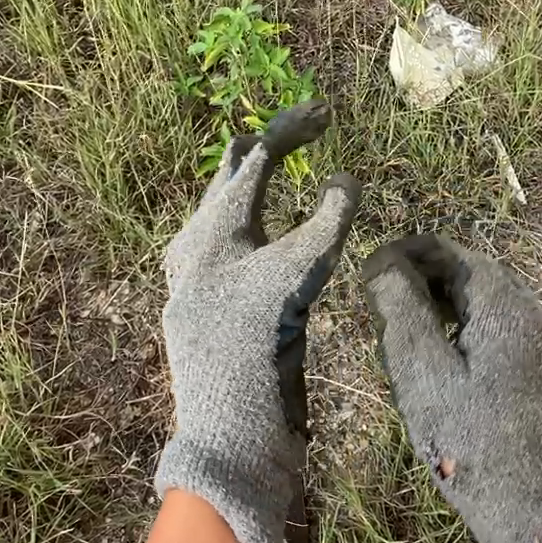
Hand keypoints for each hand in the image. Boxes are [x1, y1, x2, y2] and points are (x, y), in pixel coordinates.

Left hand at [155, 102, 359, 542]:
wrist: (229, 432)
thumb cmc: (258, 351)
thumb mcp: (297, 277)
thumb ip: (326, 222)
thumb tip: (347, 180)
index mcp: (211, 230)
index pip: (254, 161)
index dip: (291, 130)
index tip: (327, 111)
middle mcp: (194, 244)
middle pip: (229, 177)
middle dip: (266, 147)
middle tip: (305, 127)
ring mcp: (195, 275)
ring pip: (222, 207)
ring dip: (252, 181)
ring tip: (273, 160)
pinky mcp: (207, 301)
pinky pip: (227, 240)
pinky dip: (252, 218)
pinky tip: (263, 227)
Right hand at [363, 235, 541, 542]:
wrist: (535, 505)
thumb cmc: (470, 437)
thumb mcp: (422, 370)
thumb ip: (402, 309)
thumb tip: (382, 263)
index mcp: (500, 301)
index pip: (445, 251)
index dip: (401, 255)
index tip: (364, 275)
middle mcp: (525, 308)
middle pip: (465, 272)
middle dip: (418, 280)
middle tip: (378, 306)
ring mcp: (536, 337)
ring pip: (478, 301)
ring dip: (437, 305)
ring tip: (401, 334)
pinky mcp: (536, 364)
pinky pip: (491, 327)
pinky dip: (458, 328)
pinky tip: (437, 360)